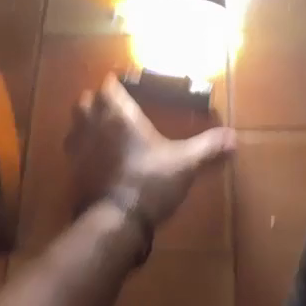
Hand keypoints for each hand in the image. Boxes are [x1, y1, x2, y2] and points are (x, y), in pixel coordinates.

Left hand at [67, 75, 235, 226]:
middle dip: (97, 100)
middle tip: (113, 108)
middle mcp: (94, 124)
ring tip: (101, 130)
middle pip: (86, 100)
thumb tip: (234, 137)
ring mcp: (79, 148)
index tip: (125, 87)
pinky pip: (72, 151)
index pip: (108, 86)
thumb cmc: (150, 182)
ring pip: (75, 123)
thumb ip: (207, 148)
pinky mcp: (72, 172)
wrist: (116, 221)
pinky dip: (80, 149)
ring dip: (85, 122)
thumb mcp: (185, 165)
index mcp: (119, 114)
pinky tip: (94, 159)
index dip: (115, 84)